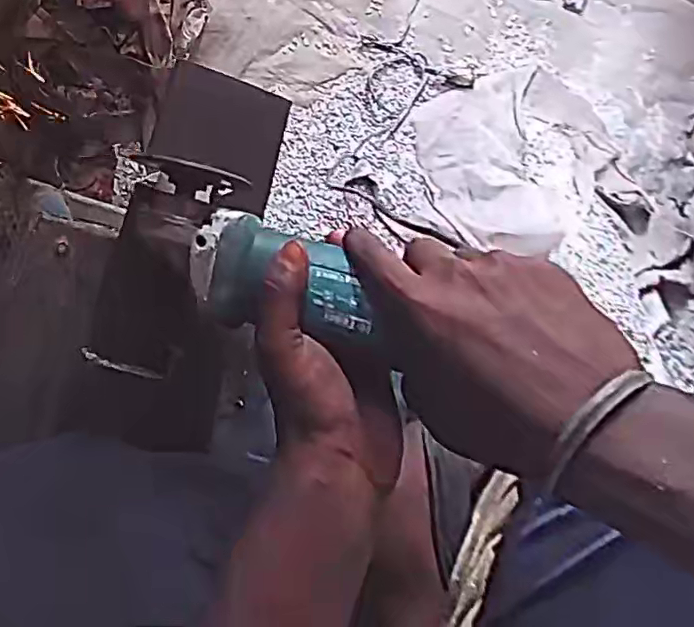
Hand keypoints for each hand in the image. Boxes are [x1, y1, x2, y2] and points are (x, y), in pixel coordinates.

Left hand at [258, 241, 401, 493]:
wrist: (348, 461)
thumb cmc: (308, 407)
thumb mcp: (283, 347)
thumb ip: (280, 301)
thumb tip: (289, 250)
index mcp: (294, 322)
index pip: (302, 277)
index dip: (315, 254)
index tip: (335, 232)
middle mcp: (322, 328)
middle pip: (338, 285)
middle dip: (352, 266)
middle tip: (373, 243)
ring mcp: (354, 343)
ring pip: (366, 302)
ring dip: (377, 285)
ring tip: (396, 260)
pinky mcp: (383, 359)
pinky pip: (391, 325)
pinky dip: (399, 311)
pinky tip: (413, 293)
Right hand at [339, 231, 638, 479]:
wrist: (593, 423)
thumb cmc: (510, 425)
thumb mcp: (435, 408)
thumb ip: (411, 363)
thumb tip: (411, 350)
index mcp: (419, 305)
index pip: (371, 252)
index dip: (358, 245)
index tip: (355, 242)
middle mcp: (455, 274)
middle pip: (420, 250)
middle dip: (422, 273)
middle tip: (438, 305)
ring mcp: (501, 266)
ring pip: (466, 259)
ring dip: (468, 281)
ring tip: (491, 320)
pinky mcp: (541, 267)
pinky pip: (510, 267)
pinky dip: (509, 286)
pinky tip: (527, 321)